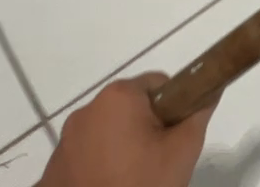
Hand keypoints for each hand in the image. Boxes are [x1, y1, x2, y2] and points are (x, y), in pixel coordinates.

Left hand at [39, 73, 213, 186]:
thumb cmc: (142, 182)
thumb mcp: (185, 147)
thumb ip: (200, 111)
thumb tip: (210, 91)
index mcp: (117, 98)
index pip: (158, 83)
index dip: (173, 105)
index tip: (175, 132)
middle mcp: (84, 113)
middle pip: (130, 107)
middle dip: (146, 126)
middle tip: (158, 157)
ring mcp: (61, 146)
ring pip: (106, 132)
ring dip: (120, 146)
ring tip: (133, 177)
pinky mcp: (49, 175)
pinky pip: (83, 158)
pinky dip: (97, 167)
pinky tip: (109, 185)